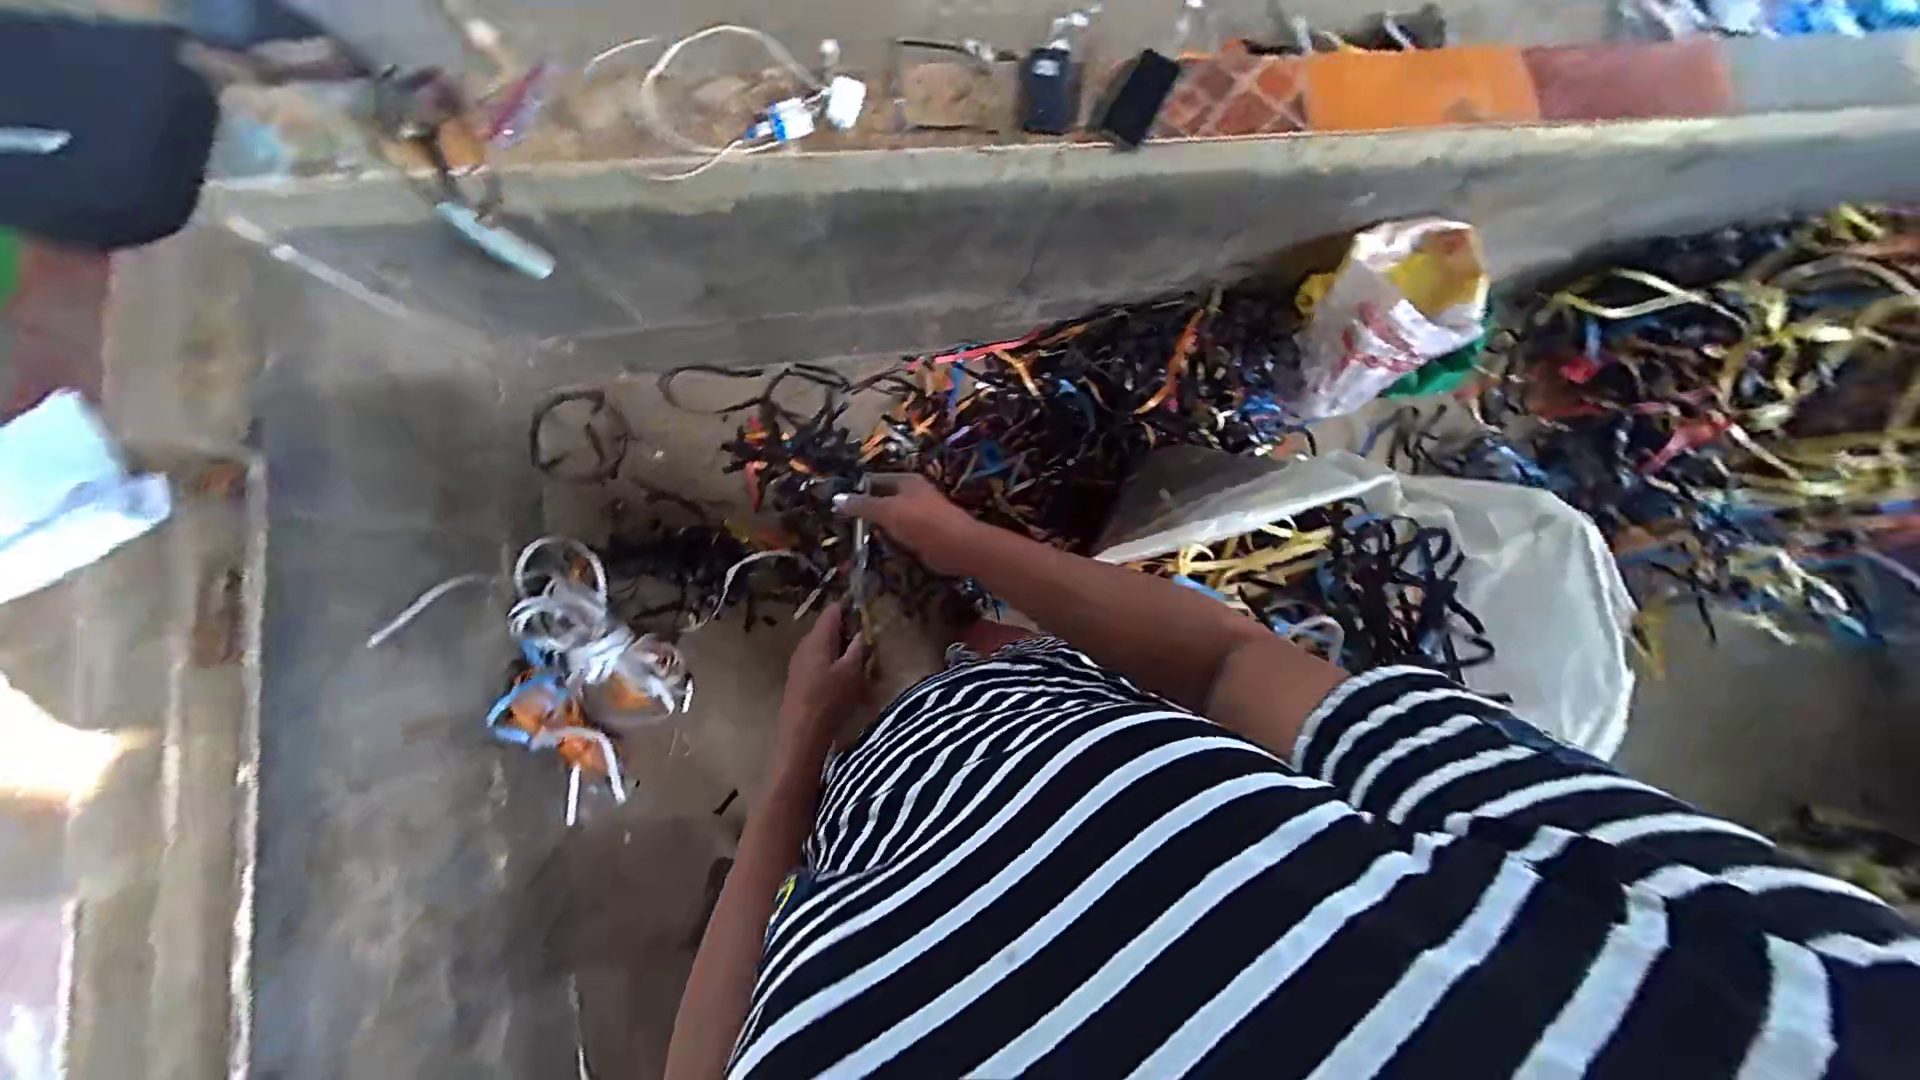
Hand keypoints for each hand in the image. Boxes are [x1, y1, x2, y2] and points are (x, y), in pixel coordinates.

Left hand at [771, 602, 870, 774]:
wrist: (801, 734)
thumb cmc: (829, 699)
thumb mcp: (852, 671)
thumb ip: (859, 647)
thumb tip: (863, 630)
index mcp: (817, 637)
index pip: (834, 610)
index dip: (851, 607)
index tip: (868, 611)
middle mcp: (805, 644)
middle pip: (829, 628)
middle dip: (849, 631)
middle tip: (869, 641)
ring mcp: (799, 662)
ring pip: (825, 646)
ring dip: (843, 650)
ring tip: (861, 663)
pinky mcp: (799, 678)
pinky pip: (820, 661)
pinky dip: (834, 664)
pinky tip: (845, 680)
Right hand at [834, 474, 983, 575]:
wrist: (959, 547)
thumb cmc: (922, 523)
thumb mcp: (888, 511)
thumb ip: (863, 506)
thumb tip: (837, 498)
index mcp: (907, 481)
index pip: (875, 480)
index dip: (859, 491)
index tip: (840, 507)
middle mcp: (915, 495)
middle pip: (884, 500)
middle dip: (868, 513)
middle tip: (846, 526)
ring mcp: (922, 515)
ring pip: (893, 520)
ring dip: (880, 530)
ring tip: (857, 541)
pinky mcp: (926, 535)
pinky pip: (903, 536)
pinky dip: (892, 542)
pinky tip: (880, 550)